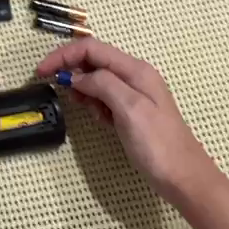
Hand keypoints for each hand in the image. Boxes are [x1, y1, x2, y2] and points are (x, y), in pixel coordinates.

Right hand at [37, 38, 217, 194]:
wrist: (186, 180)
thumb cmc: (158, 145)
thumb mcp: (129, 109)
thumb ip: (102, 84)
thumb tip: (76, 76)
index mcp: (135, 70)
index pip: (91, 49)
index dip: (64, 55)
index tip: (42, 71)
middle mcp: (134, 76)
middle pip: (93, 60)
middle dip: (70, 69)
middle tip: (53, 87)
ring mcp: (134, 94)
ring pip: (97, 79)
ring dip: (82, 87)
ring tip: (79, 106)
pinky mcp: (131, 111)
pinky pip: (104, 97)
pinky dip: (93, 102)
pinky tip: (97, 117)